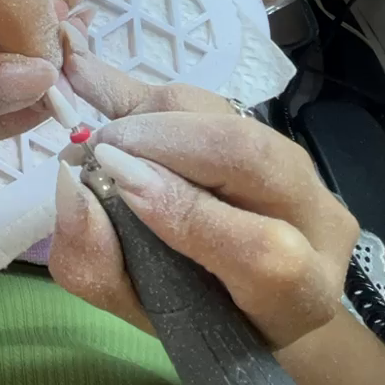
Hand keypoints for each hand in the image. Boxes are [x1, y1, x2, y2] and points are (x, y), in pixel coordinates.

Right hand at [47, 40, 360, 348]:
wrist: (249, 294)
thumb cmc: (191, 314)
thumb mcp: (134, 308)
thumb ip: (95, 263)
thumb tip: (71, 188)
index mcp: (295, 294)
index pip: (260, 249)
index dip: (181, 207)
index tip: (111, 176)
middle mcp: (313, 222)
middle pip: (249, 156)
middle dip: (161, 140)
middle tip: (98, 149)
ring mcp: (297, 167)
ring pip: (223, 115)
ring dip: (150, 116)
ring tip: (104, 139)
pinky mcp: (257, 125)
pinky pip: (199, 96)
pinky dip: (135, 88)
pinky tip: (81, 70)